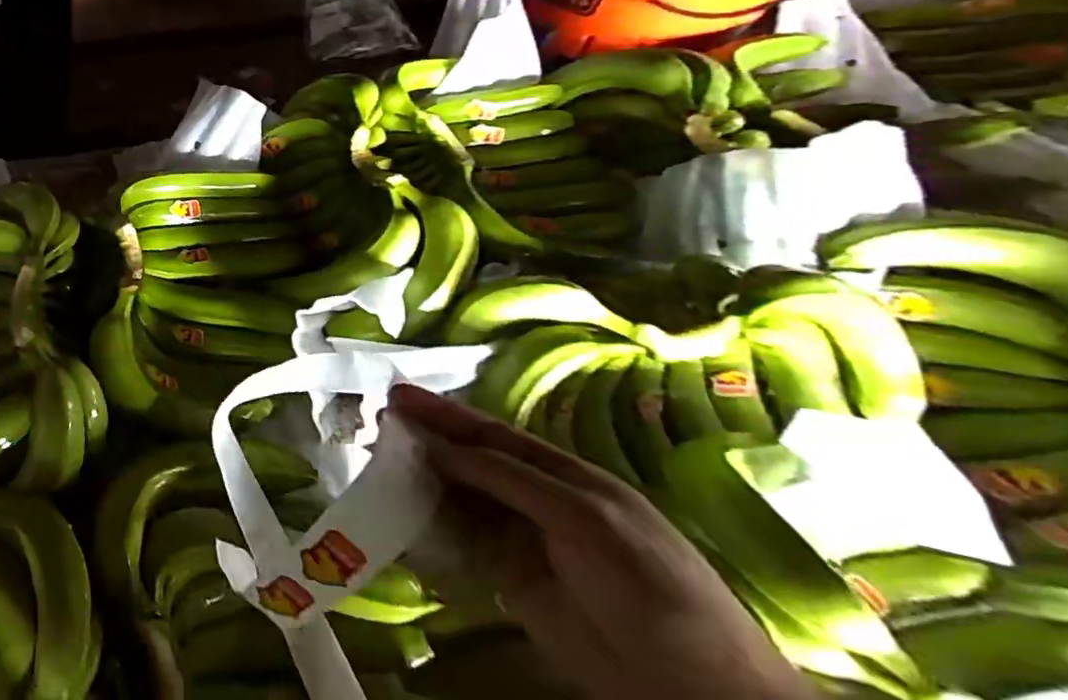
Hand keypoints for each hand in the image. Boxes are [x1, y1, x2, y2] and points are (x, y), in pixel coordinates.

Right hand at [387, 384, 813, 699]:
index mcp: (561, 472)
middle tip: (378, 425)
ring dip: (423, 484)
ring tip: (378, 467)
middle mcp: (535, 498)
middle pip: (470, 462)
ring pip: (461, 501)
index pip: (492, 433)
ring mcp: (521, 540)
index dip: (445, 414)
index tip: (398, 396)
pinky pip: (462, 547)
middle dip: (426, 442)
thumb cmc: (648, 584)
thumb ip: (511, 478)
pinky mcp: (509, 581)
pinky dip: (431, 533)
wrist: (689, 685)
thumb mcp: (583, 517)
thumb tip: (442, 447)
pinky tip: (402, 522)